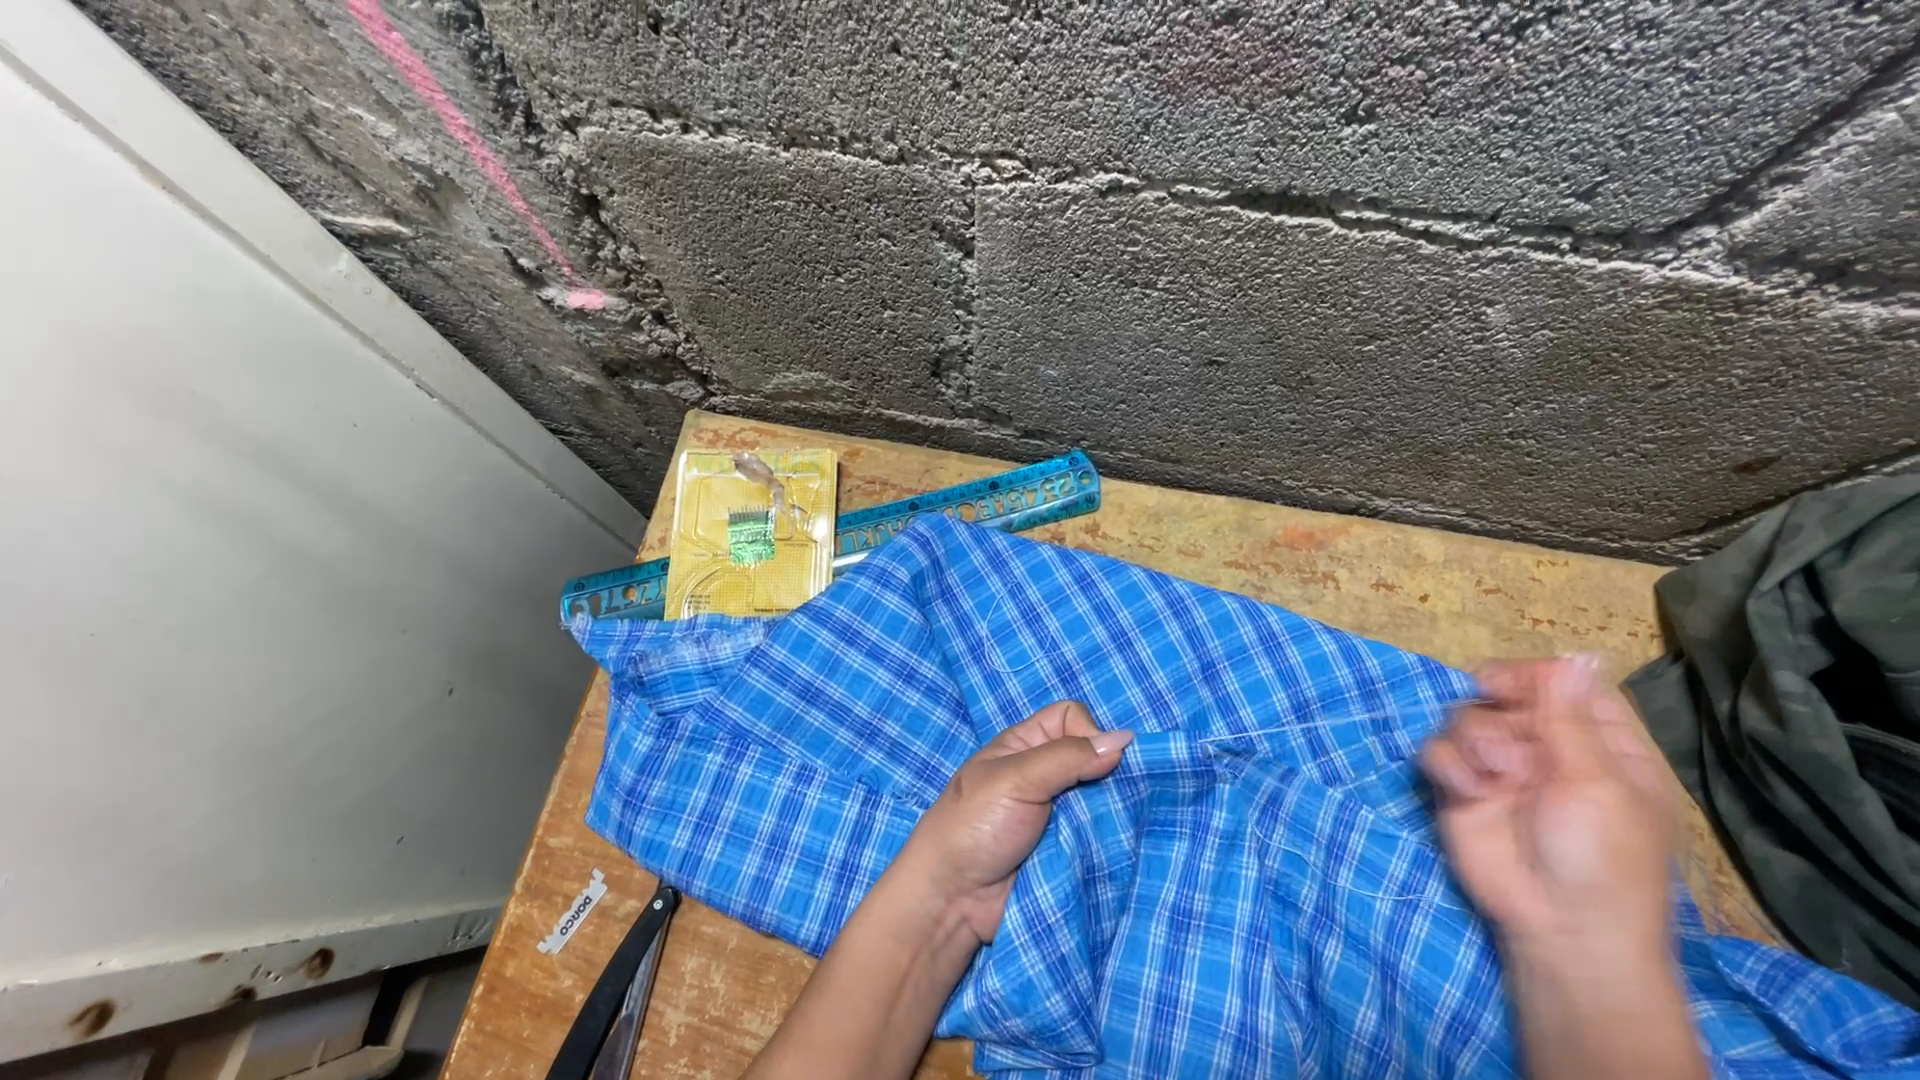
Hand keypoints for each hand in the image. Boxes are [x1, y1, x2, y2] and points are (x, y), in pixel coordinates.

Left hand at [893, 701, 1133, 944]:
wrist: (953, 900)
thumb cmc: (974, 827)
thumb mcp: (1015, 779)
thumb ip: (1068, 756)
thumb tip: (1125, 739)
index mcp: (1024, 745)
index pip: (1072, 717)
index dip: (1089, 731)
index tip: (1096, 763)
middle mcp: (1045, 774)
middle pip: (1095, 759)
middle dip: (1112, 774)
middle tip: (1118, 797)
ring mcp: (1058, 815)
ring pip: (1104, 799)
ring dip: (1116, 810)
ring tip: (1125, 825)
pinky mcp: (1068, 851)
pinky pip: (1102, 836)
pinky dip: (1113, 839)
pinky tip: (1125, 845)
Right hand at [1421, 656, 1673, 955]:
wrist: (1558, 926)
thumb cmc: (1601, 856)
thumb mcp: (1597, 783)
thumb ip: (1570, 717)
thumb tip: (1578, 653)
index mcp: (1602, 747)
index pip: (1568, 686)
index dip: (1538, 676)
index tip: (1509, 682)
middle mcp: (1548, 750)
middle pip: (1509, 695)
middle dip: (1500, 710)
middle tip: (1501, 734)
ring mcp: (1501, 769)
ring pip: (1468, 718)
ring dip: (1475, 739)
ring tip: (1493, 776)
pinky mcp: (1462, 788)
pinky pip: (1439, 751)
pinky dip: (1448, 762)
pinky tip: (1467, 788)